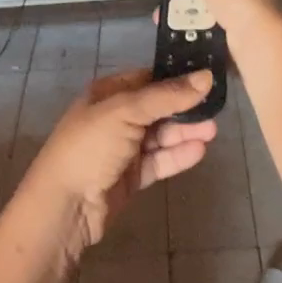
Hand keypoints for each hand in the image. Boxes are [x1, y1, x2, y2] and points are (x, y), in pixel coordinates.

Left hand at [19, 68, 217, 260]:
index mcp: (108, 94)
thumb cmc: (90, 147)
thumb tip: (206, 76)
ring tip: (212, 131)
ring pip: (160, 135)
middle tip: (216, 108)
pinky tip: (199, 151)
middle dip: (185, 108)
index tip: (207, 77)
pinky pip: (158, 161)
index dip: (176, 78)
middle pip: (157, 108)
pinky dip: (177, 155)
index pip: (148, 79)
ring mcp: (122, 148)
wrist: (65, 206)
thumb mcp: (126, 112)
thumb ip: (167, 95)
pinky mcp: (130, 176)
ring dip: (185, 132)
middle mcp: (115, 117)